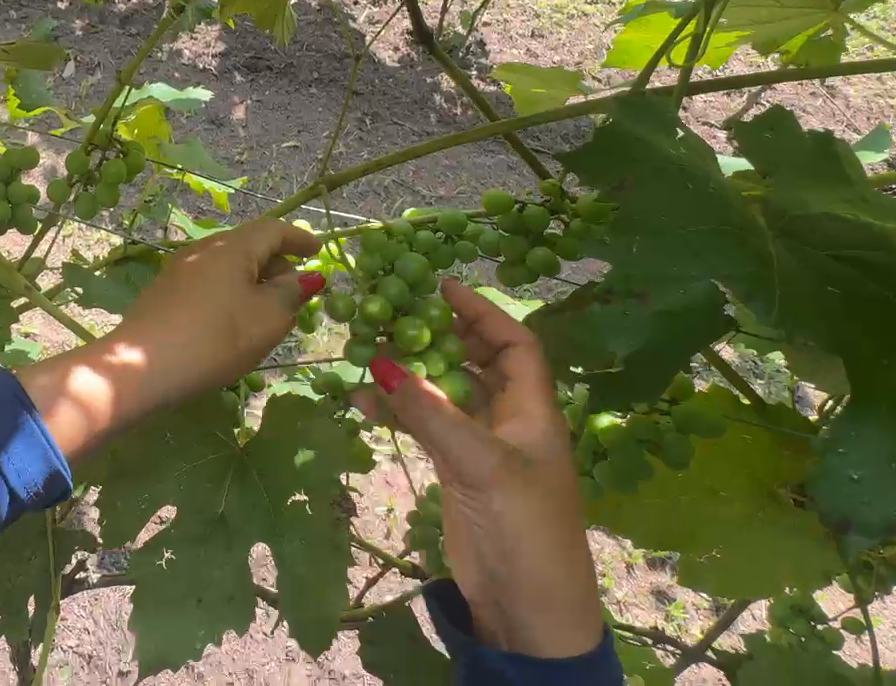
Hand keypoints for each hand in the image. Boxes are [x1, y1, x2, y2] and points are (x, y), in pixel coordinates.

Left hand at [16, 217, 321, 460]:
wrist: (143, 365)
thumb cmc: (215, 338)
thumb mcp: (267, 319)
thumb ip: (290, 294)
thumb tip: (303, 277)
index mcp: (232, 246)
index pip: (272, 229)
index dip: (299, 238)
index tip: (318, 249)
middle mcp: (203, 248)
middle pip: (247, 244)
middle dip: (276, 260)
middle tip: (297, 284)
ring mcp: (179, 268)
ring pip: (226, 264)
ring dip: (252, 278)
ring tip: (270, 305)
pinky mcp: (165, 291)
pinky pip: (208, 280)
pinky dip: (230, 290)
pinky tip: (234, 317)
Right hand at [353, 279, 604, 659]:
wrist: (528, 610)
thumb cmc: (523, 529)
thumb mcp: (480, 466)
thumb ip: (430, 413)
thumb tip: (379, 364)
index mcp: (532, 412)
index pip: (514, 345)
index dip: (483, 312)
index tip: (443, 286)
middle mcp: (508, 421)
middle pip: (476, 361)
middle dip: (440, 334)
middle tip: (397, 310)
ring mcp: (479, 446)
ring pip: (443, 391)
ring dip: (411, 372)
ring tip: (370, 350)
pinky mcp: (455, 470)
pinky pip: (424, 424)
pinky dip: (397, 410)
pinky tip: (363, 402)